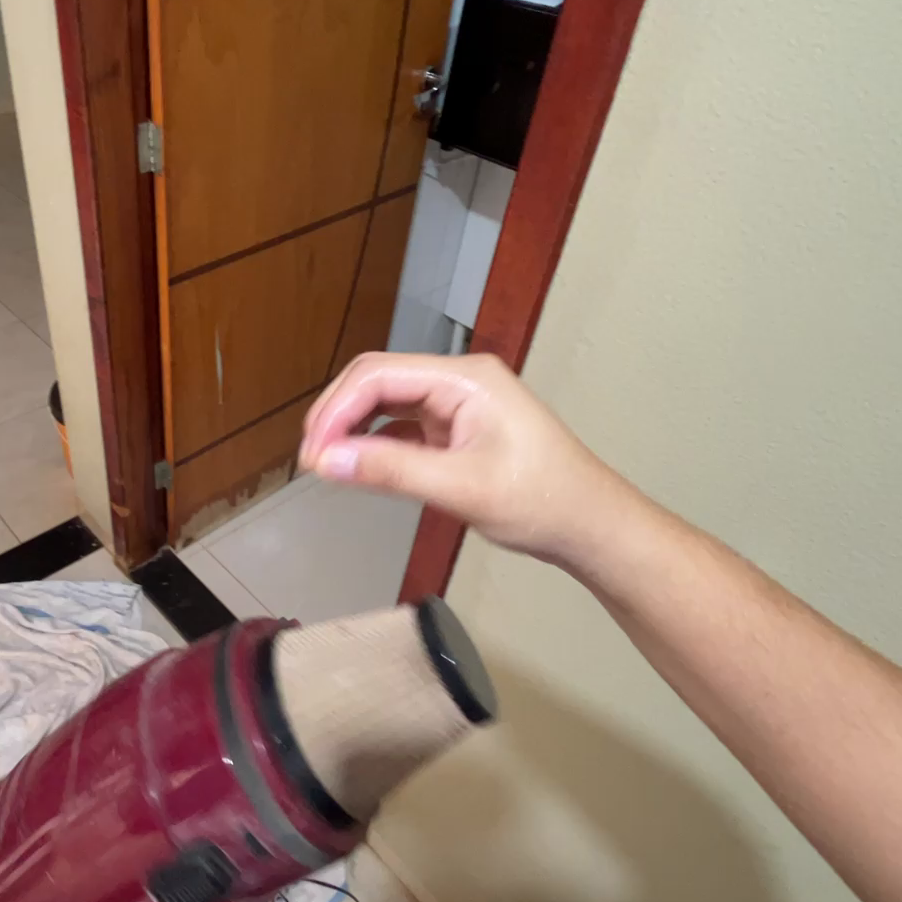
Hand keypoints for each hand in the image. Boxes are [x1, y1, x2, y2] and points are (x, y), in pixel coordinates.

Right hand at [299, 352, 632, 564]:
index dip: (336, 409)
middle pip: (377, 380)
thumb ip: (391, 471)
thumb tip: (326, 461)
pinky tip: (358, 463)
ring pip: (385, 401)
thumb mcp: (462, 488)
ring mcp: (455, 402)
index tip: (312, 453)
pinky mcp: (453, 427)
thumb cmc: (540, 502)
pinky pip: (400, 424)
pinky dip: (374, 441)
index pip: (379, 375)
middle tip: (311, 457)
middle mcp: (457, 380)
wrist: (589, 525)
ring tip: (326, 461)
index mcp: (464, 378)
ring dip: (352, 426)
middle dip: (338, 413)